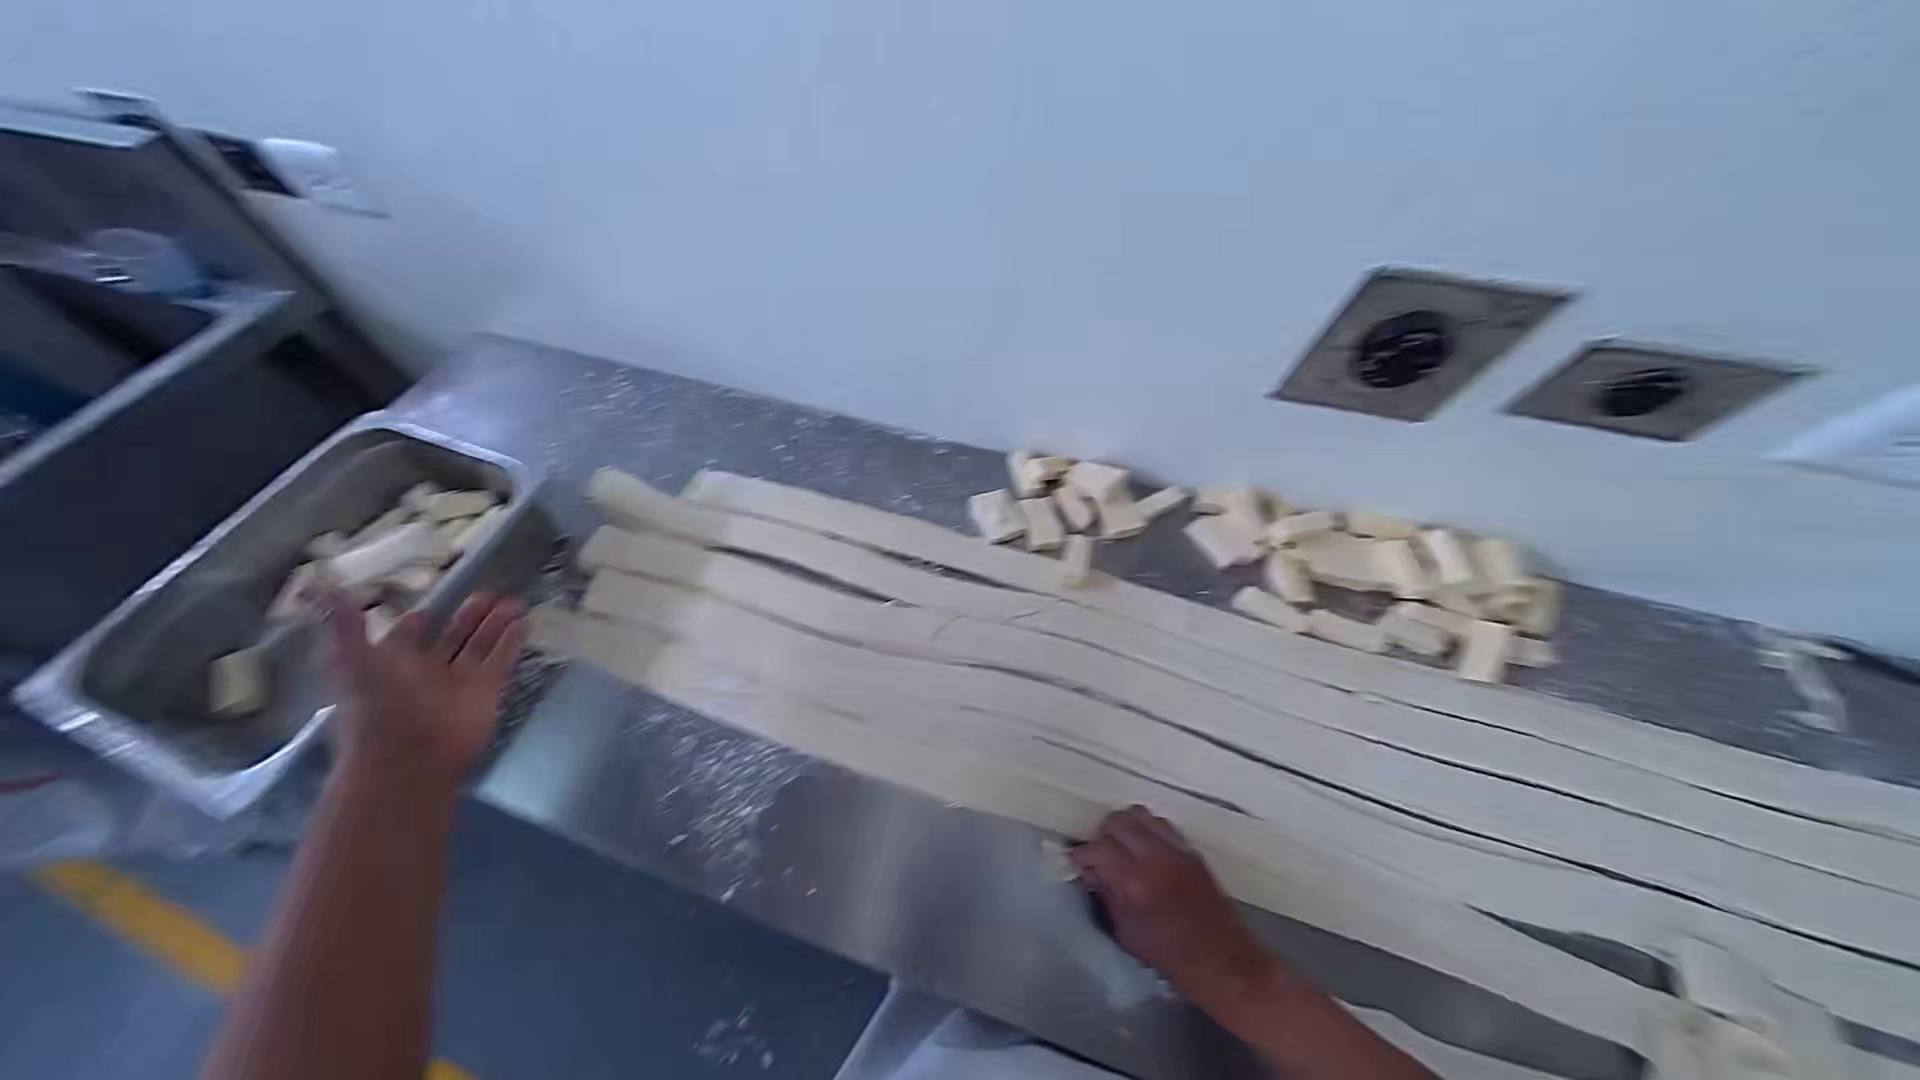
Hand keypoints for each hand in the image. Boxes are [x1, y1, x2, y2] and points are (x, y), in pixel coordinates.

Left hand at [319, 588, 525, 786]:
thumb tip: (315, 583)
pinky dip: (513, 639)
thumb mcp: (347, 659)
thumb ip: (341, 622)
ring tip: (512, 600)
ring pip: (481, 643)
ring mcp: (460, 678)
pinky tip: (523, 620)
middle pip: (452, 635)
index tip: (430, 606)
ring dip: (495, 622)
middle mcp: (427, 669)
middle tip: (487, 593)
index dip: (418, 620)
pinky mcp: (488, 687)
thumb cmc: (375, 704)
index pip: (408, 635)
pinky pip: (503, 657)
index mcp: (392, 662)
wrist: (409, 753)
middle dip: (468, 615)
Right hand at [1070, 806, 1276, 1006]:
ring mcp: (1176, 849)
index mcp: (1135, 880)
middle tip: (1100, 855)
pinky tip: (1147, 850)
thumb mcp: (1127, 934)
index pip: (1097, 848)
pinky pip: (1162, 824)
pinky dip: (1148, 830)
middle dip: (1101, 835)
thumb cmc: (1172, 957)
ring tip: (1123, 847)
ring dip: (1125, 826)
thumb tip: (1092, 873)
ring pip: (1140, 814)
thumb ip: (1107, 896)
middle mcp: (1155, 856)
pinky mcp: (1192, 851)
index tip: (1077, 862)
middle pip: (1117, 821)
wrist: (1225, 962)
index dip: (1082, 855)